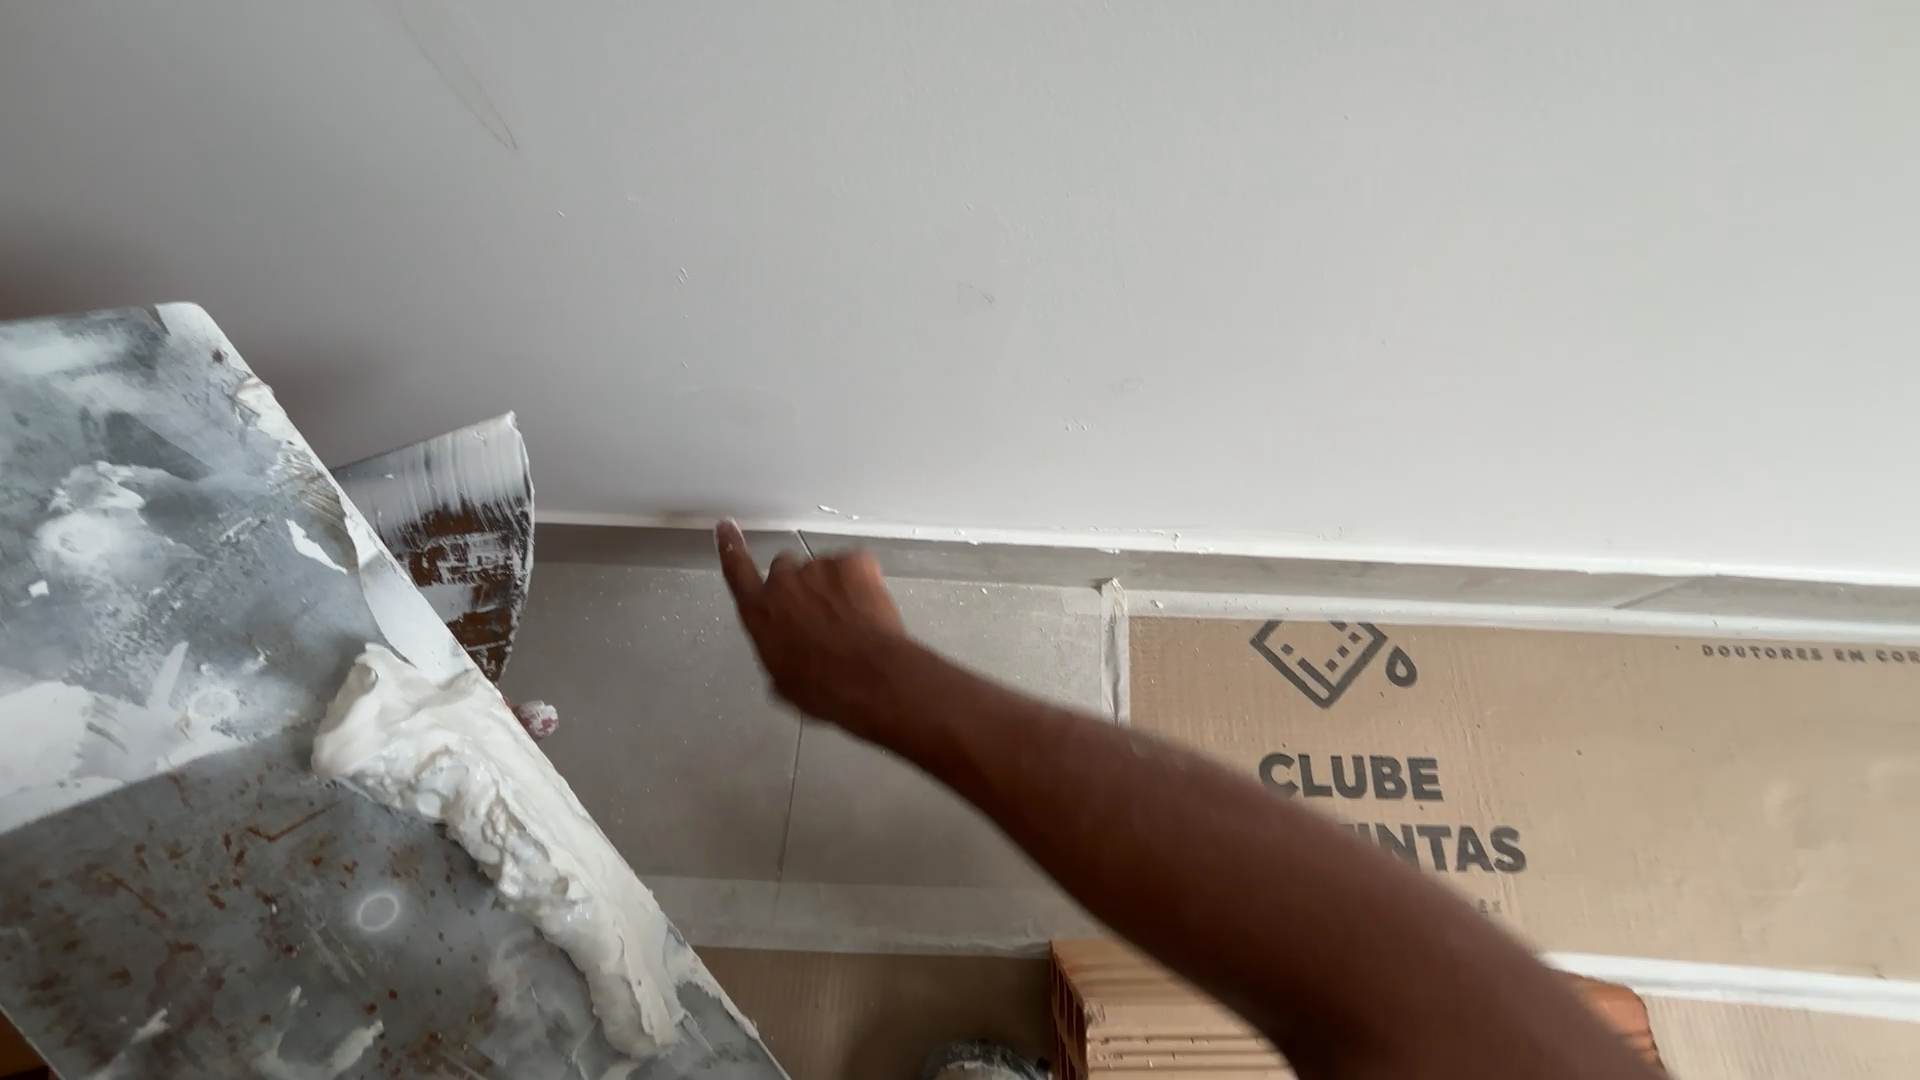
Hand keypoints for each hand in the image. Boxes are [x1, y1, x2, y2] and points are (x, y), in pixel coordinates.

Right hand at [715, 521, 909, 730]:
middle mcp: (783, 582)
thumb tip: (785, 650)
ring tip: (852, 619)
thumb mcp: (783, 680)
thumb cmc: (823, 689)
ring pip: (825, 568)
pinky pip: (856, 565)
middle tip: (822, 613)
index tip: (726, 526)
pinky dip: (863, 581)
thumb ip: (775, 649)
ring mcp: (820, 566)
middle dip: (800, 586)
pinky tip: (870, 608)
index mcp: (760, 612)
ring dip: (835, 586)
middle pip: (787, 570)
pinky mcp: (855, 561)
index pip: (737, 572)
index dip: (731, 548)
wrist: (868, 677)